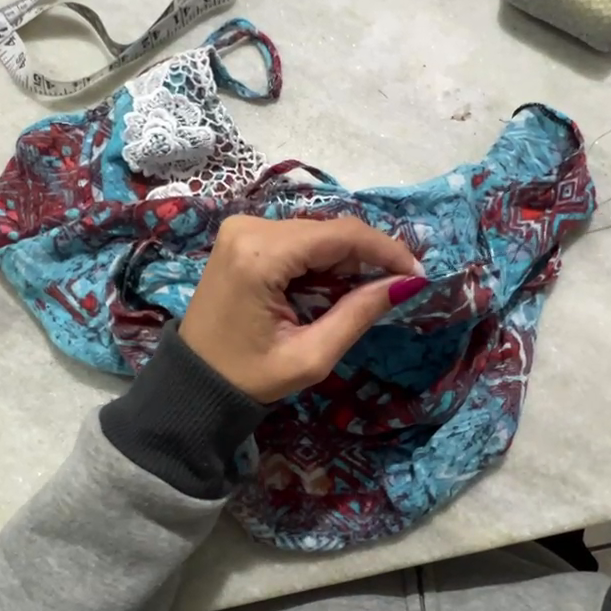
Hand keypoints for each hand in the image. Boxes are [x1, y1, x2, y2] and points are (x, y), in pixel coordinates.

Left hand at [179, 216, 426, 402]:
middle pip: (328, 230)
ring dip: (345, 259)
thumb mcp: (310, 355)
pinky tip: (334, 287)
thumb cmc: (248, 377)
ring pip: (314, 232)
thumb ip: (358, 314)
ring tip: (367, 292)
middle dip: (366, 256)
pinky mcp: (240, 238)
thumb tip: (407, 284)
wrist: (192, 382)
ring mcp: (240, 229)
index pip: (340, 235)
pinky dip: (321, 260)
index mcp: (260, 254)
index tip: (417, 272)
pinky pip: (295, 239)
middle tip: (397, 286)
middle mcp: (248, 228)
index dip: (385, 250)